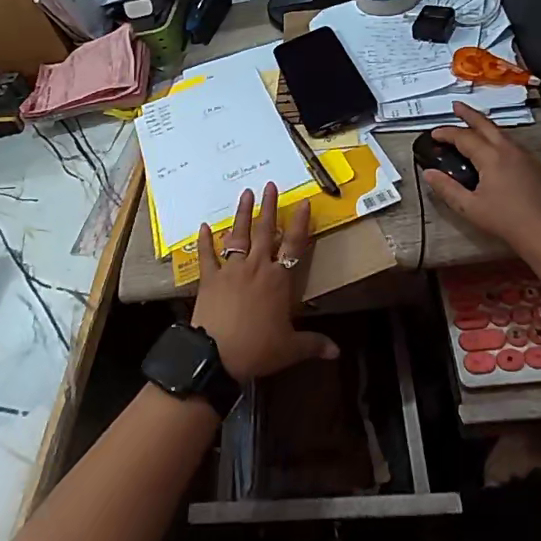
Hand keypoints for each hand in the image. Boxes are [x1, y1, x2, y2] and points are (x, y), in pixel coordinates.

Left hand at [192, 183, 338, 380]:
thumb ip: (314, 344)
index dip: (299, 223)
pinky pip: (206, 255)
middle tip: (270, 185)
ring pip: (238, 236)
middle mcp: (255, 267)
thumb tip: (337, 352)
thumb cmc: (258, 349)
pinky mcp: (208, 279)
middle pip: (264, 231)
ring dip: (242, 214)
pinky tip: (203, 226)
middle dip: (269, 207)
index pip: (293, 244)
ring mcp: (230, 270)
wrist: (215, 355)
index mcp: (278, 279)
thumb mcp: (291, 348)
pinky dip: (204, 241)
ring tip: (245, 194)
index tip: (303, 202)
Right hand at [423, 103, 540, 258]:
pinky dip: (497, 137)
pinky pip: (512, 143)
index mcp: (491, 157)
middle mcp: (509, 150)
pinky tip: (494, 147)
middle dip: (469, 114)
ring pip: (501, 133)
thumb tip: (430, 174)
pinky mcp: (535, 166)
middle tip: (456, 106)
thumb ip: (447, 189)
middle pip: (486, 125)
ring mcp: (525, 157)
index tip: (433, 134)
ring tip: (473, 124)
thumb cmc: (506, 221)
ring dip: (485, 125)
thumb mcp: (470, 208)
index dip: (447, 134)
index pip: (464, 137)